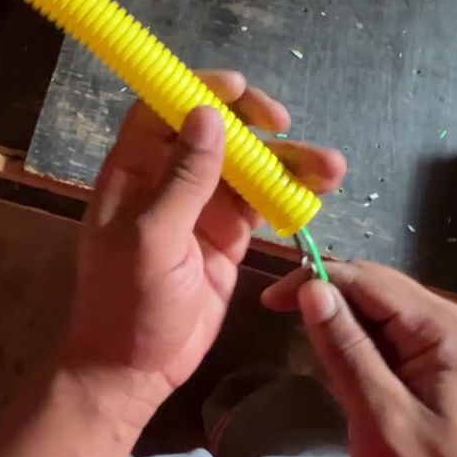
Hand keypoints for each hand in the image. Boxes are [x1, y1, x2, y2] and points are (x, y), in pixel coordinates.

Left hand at [60, 71, 344, 417]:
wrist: (136, 367)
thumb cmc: (127, 301)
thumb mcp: (149, 238)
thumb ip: (181, 180)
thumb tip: (207, 116)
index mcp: (134, 169)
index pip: (163, 108)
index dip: (197, 89)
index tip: (237, 89)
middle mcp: (168, 177)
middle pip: (212, 127)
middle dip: (249, 119)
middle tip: (281, 123)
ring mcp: (202, 205)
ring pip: (246, 164)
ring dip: (285, 158)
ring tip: (329, 165)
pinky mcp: (228, 234)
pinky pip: (263, 201)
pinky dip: (291, 192)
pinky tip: (321, 187)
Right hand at [263, 262, 456, 456]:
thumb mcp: (381, 418)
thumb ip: (346, 349)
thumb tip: (312, 287)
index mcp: (443, 328)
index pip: (365, 279)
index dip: (313, 280)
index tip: (271, 302)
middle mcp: (453, 322)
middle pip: (376, 286)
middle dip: (326, 294)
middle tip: (281, 315)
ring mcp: (456, 343)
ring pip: (384, 308)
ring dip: (343, 317)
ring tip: (312, 343)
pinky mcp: (450, 364)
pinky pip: (396, 332)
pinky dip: (363, 338)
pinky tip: (348, 361)